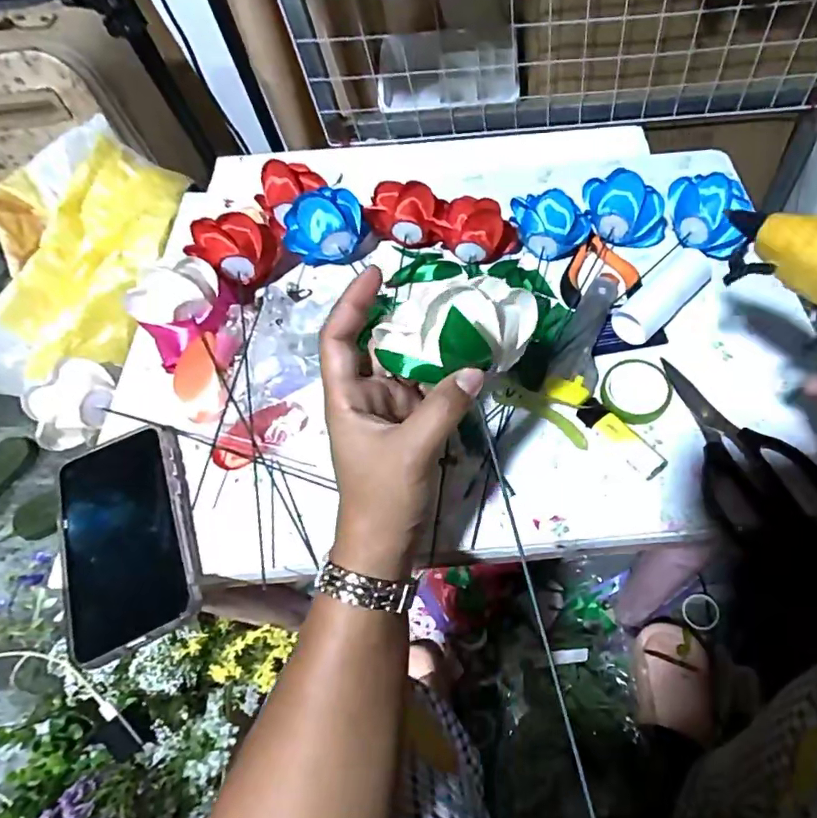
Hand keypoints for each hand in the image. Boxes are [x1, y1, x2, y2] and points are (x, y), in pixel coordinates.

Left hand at [319, 267, 482, 577]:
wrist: (385, 542)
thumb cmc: (382, 497)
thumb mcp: (413, 449)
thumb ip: (444, 406)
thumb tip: (475, 369)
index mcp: (346, 398)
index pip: (340, 340)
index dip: (353, 304)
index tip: (377, 275)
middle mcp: (365, 397)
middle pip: (376, 346)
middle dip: (400, 319)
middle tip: (432, 292)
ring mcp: (390, 411)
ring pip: (407, 368)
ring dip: (428, 347)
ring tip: (456, 319)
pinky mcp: (412, 426)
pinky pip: (428, 390)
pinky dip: (445, 376)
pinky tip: (466, 361)